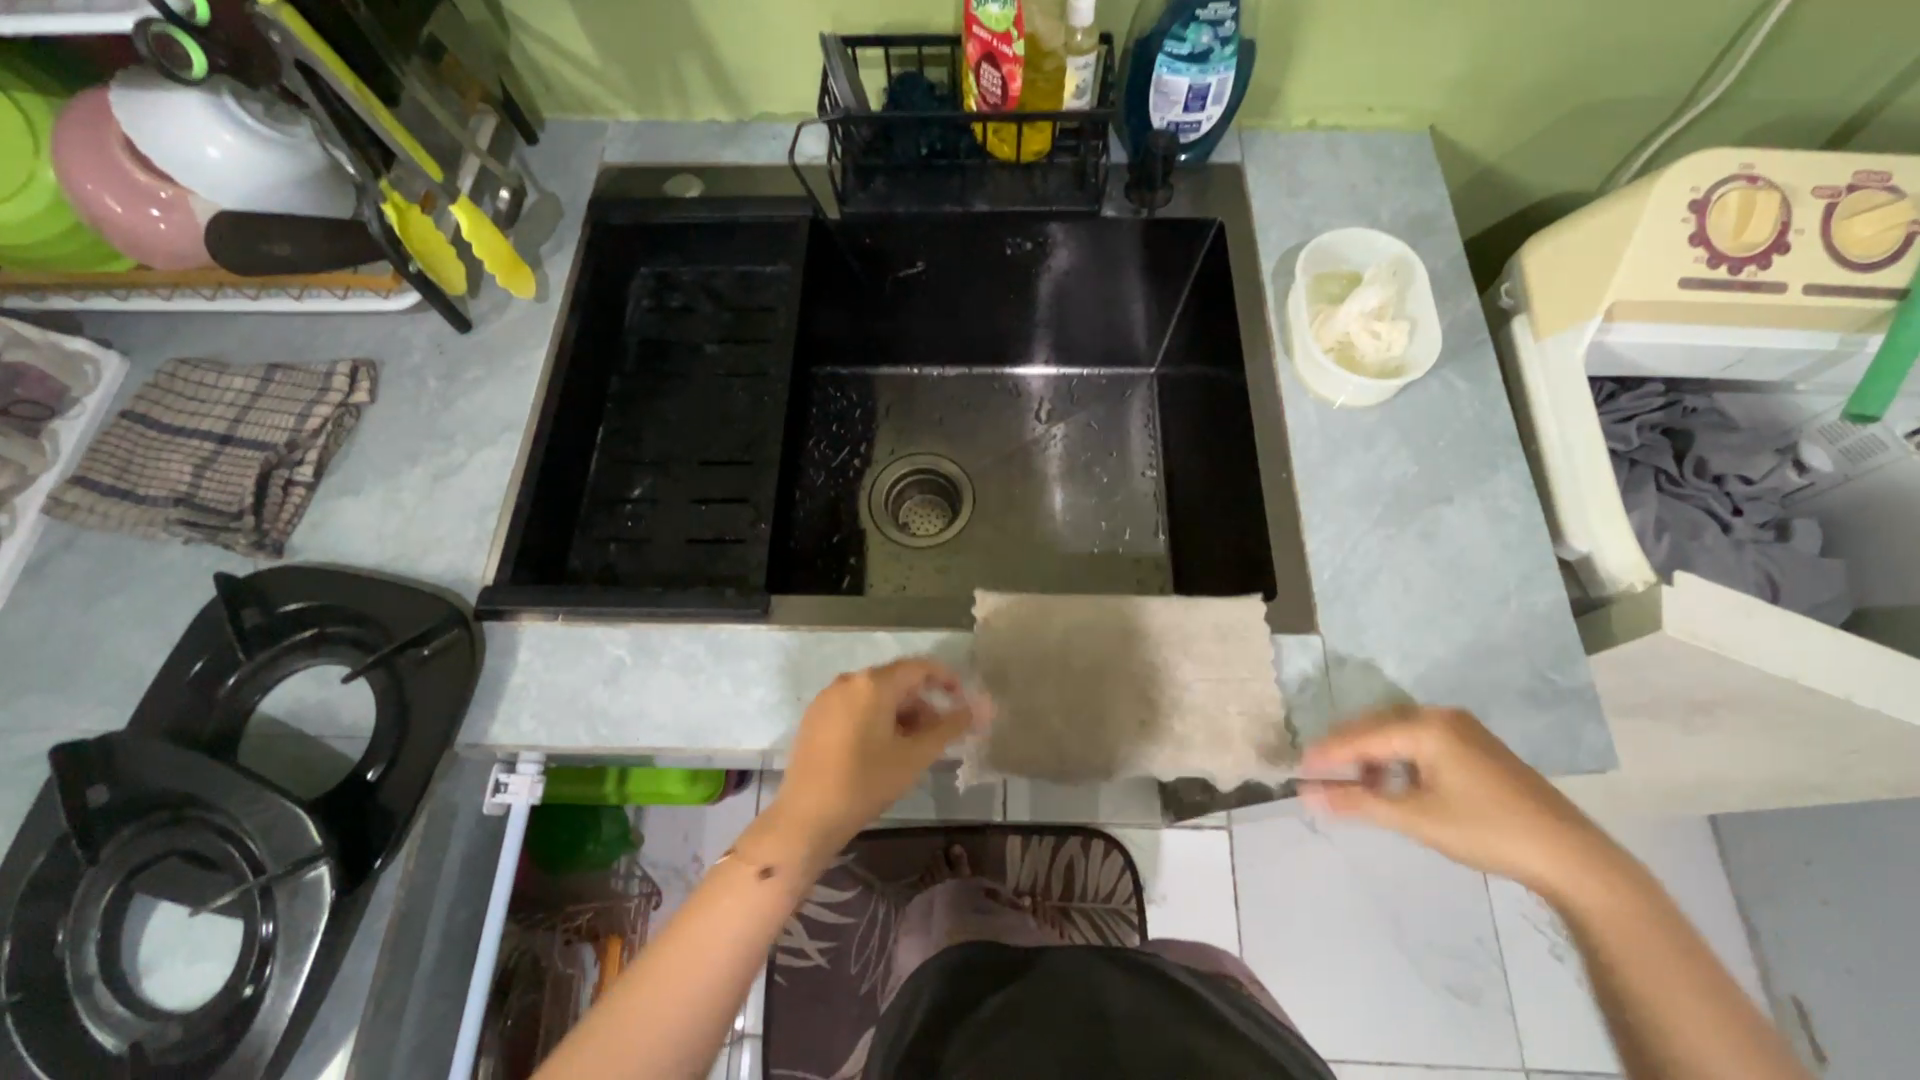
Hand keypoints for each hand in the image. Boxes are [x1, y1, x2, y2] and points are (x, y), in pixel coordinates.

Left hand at [769, 659, 987, 852]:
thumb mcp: (915, 756)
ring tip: (914, 748)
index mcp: (872, 684)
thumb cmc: (866, 782)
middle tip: (941, 735)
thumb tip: (979, 709)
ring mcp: (827, 699)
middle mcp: (848, 681)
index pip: (919, 668)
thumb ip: (950, 727)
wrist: (807, 817)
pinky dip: (877, 720)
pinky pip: (855, 707)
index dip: (947, 680)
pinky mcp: (815, 718)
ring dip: (901, 714)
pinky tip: (884, 750)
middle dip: (924, 704)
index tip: (964, 702)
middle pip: (896, 682)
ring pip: (875, 696)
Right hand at [1300, 706, 1620, 895]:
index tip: (1297, 768)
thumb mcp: (1415, 818)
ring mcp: (1464, 731)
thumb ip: (1358, 802)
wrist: (1569, 855)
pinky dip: (1398, 761)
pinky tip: (1392, 785)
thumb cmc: (1487, 831)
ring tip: (1354, 785)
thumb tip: (1307, 795)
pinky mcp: (1478, 749)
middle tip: (1318, 774)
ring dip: (1372, 757)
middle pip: (1378, 727)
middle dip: (1346, 750)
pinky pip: (1421, 744)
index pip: (1361, 735)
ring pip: (1399, 735)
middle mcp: (1443, 718)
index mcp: (1427, 727)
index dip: (1327, 752)